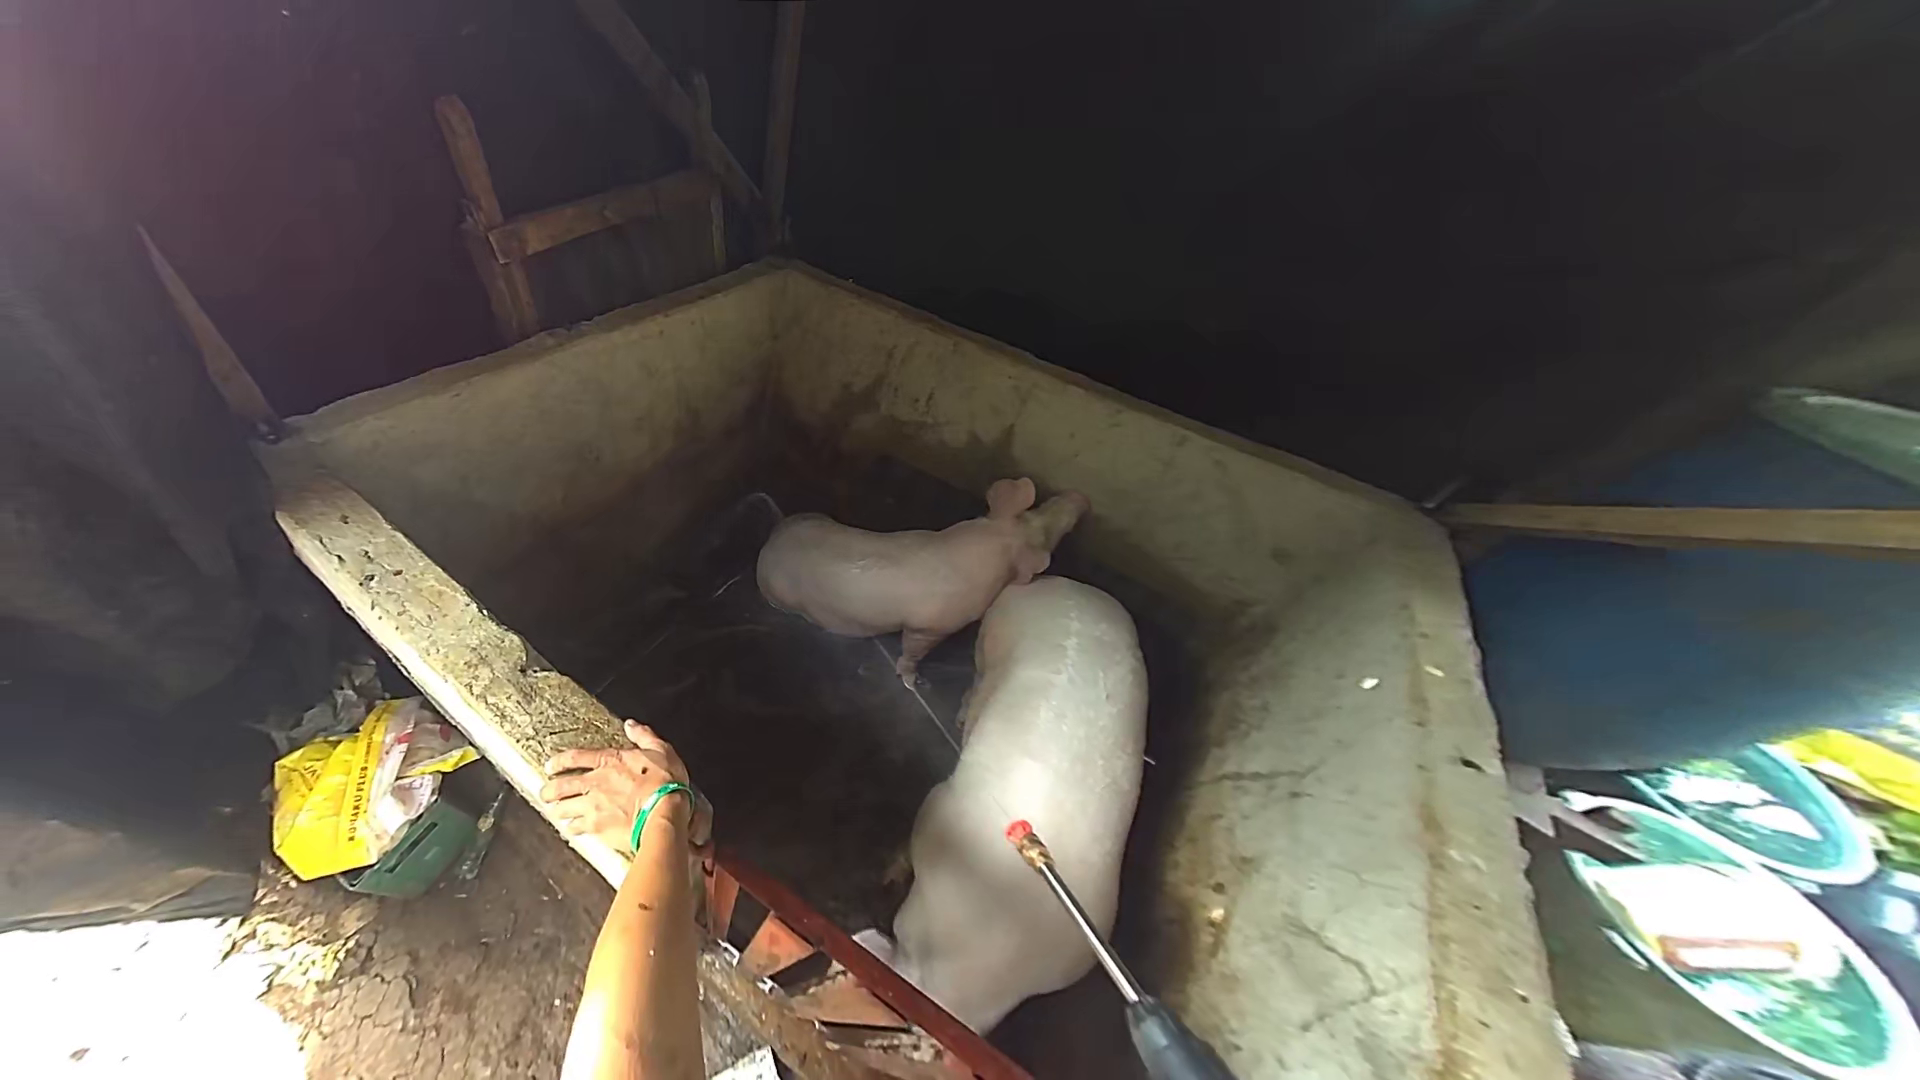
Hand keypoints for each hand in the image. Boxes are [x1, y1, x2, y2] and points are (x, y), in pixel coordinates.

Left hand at [541, 720, 694, 850]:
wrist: (664, 813)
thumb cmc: (666, 781)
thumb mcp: (661, 750)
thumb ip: (644, 736)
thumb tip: (631, 724)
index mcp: (610, 761)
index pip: (575, 757)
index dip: (559, 761)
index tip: (550, 766)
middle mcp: (595, 783)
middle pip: (559, 786)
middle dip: (549, 790)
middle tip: (546, 792)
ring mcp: (592, 806)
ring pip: (561, 809)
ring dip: (557, 810)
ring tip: (556, 811)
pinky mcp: (595, 828)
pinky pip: (574, 828)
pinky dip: (571, 828)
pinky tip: (573, 828)